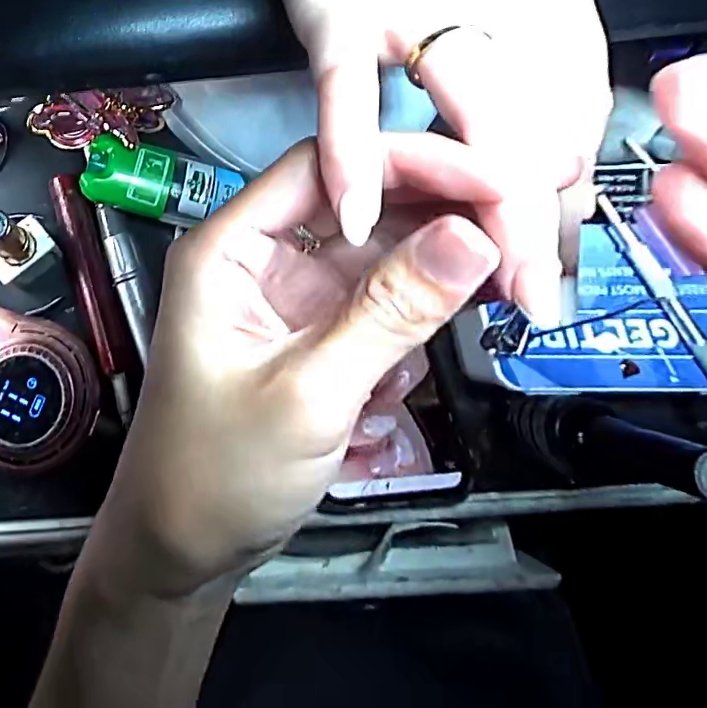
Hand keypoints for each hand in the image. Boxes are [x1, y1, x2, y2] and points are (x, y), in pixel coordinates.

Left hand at [95, 133, 501, 596]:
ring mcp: (294, 292)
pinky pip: (381, 298)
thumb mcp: (307, 392)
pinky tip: (439, 341)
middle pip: (362, 204)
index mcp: (229, 246)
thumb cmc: (215, 471)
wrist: (186, 544)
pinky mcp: (319, 329)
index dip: (407, 162)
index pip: (322, 167)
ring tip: (501, 292)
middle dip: (438, 220)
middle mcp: (261, 254)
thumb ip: (389, 313)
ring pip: (381, 252)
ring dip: (436, 273)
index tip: (491, 181)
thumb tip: (471, 237)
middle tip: (520, 239)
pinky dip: (417, 315)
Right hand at [258, 0, 607, 325]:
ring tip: (487, 286)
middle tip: (545, 300)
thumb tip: (544, 102)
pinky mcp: (341, 8)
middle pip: (543, 126)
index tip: (565, 242)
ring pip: (468, 120)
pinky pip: (351, 97)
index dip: (577, 184)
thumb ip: (538, 17)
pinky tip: (357, 215)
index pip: (580, 104)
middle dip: (549, 223)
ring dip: (482, 212)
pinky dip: (354, 158)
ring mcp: (416, 3)